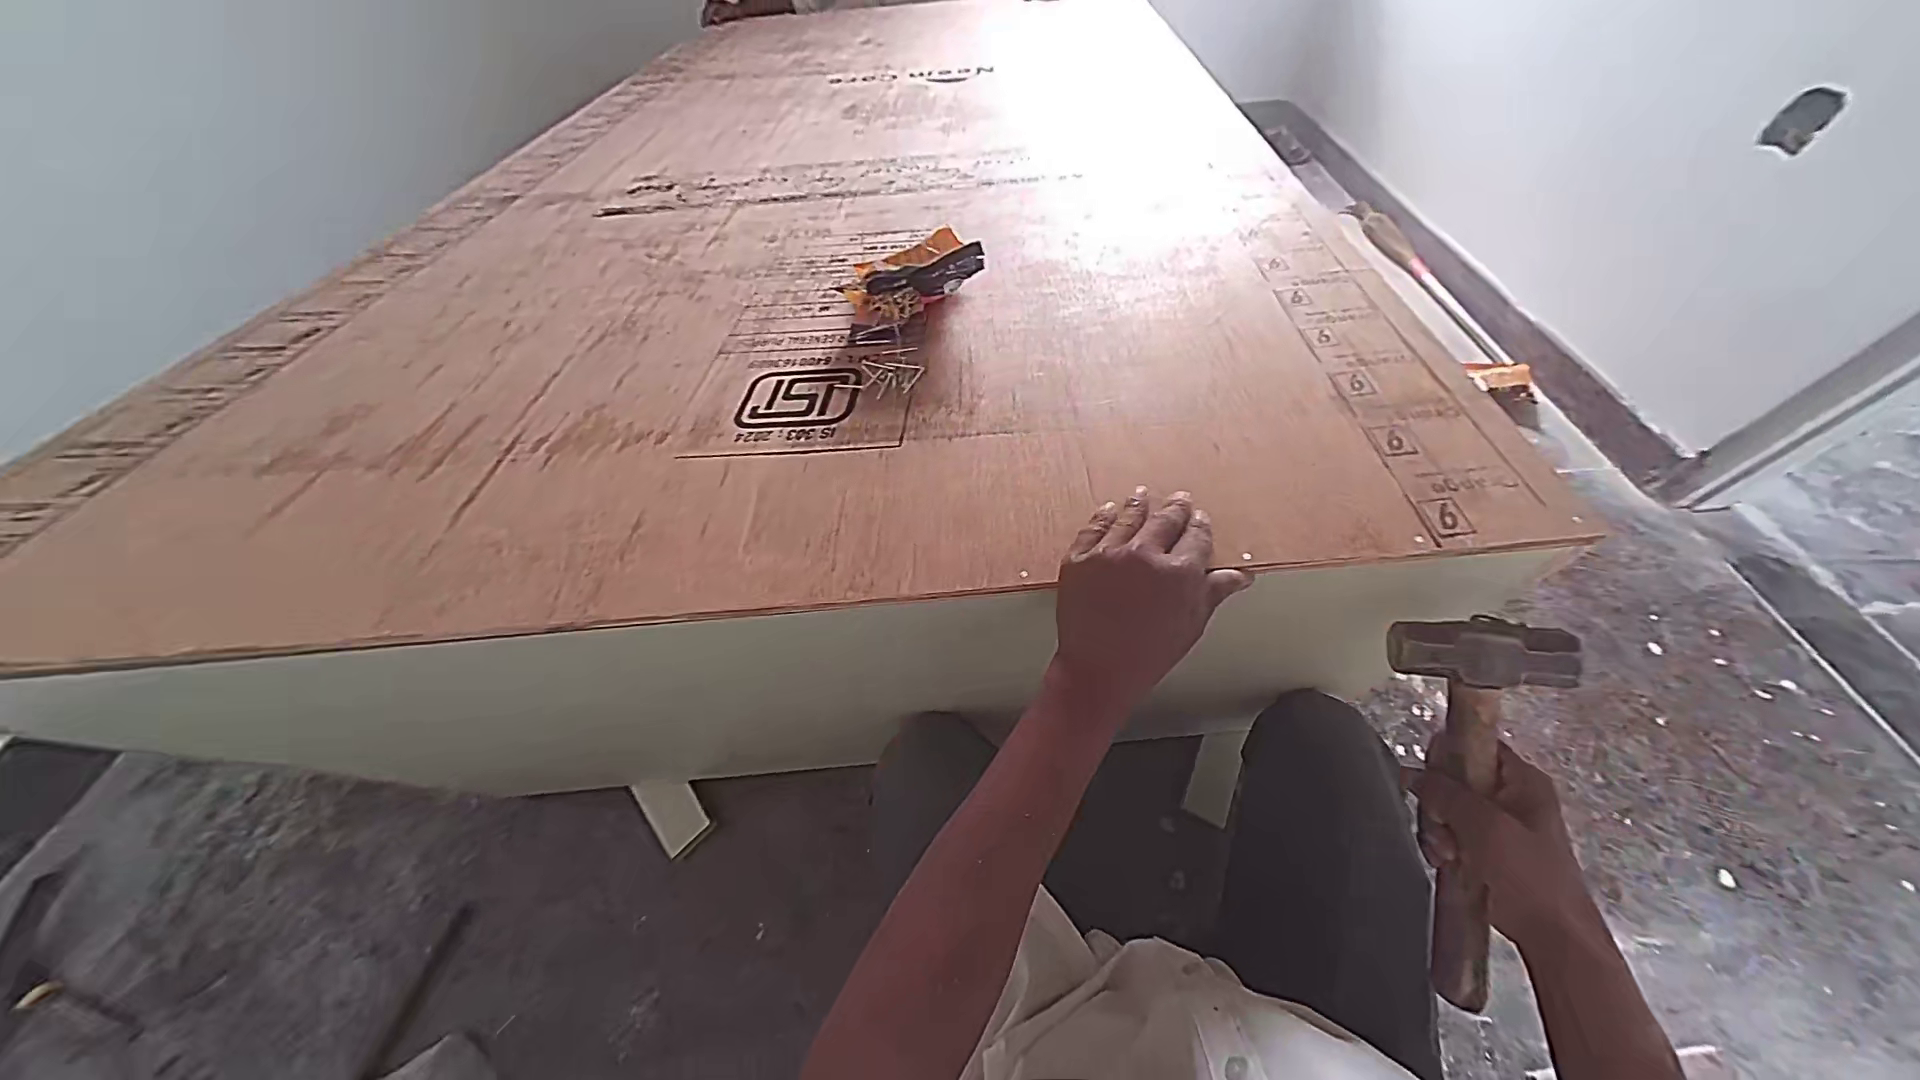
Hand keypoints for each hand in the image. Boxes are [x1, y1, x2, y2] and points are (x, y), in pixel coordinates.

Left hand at [1049, 488, 1251, 717]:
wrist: (1097, 668)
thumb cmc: (1148, 653)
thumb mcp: (1191, 623)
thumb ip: (1213, 592)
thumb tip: (1240, 576)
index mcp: (1180, 572)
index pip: (1196, 536)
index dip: (1199, 525)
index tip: (1199, 518)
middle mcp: (1145, 555)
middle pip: (1165, 520)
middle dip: (1175, 508)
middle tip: (1180, 499)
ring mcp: (1109, 555)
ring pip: (1129, 518)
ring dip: (1140, 504)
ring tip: (1143, 495)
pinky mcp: (1080, 558)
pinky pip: (1094, 528)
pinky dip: (1104, 517)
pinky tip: (1110, 510)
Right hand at [1412, 742, 1600, 952]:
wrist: (1554, 937)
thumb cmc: (1527, 874)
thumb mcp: (1482, 825)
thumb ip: (1443, 792)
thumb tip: (1409, 772)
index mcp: (1522, 780)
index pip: (1473, 743)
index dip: (1446, 756)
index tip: (1430, 779)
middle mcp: (1510, 795)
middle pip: (1452, 777)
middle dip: (1437, 803)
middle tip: (1443, 827)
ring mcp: (1499, 822)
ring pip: (1445, 806)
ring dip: (1437, 828)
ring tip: (1447, 853)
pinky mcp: (1487, 847)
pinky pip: (1449, 830)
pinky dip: (1442, 845)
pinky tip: (1447, 862)